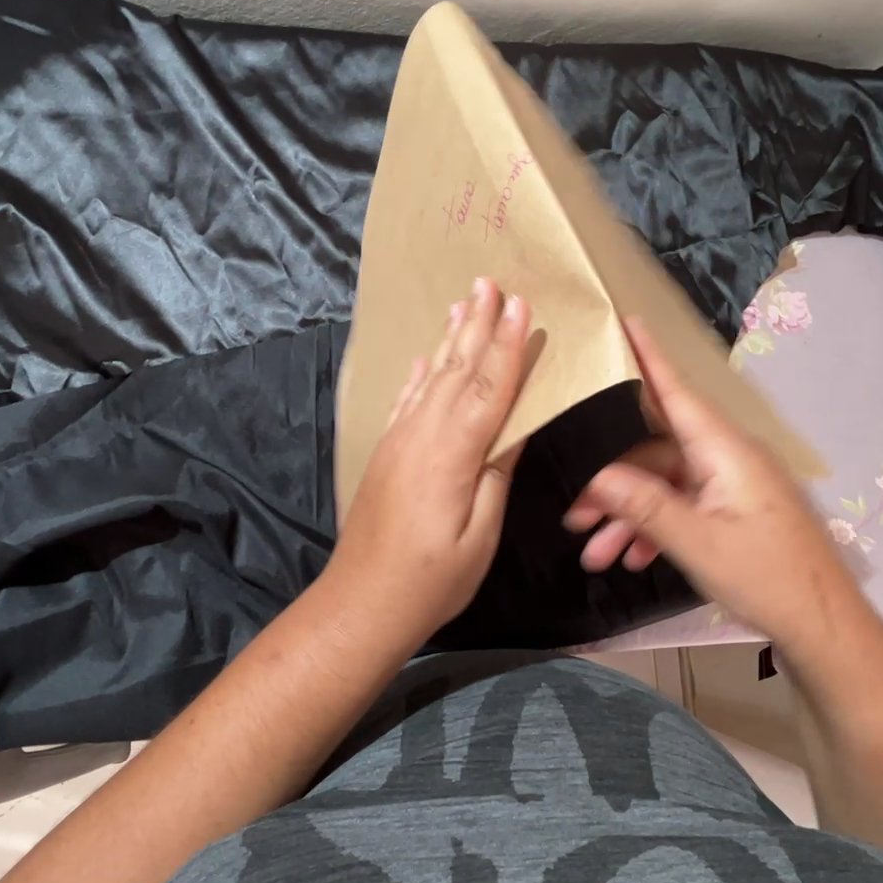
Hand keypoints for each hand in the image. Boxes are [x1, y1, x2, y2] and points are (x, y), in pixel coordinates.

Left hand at [330, 277, 532, 637]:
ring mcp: (399, 440)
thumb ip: (496, 474)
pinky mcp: (386, 452)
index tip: (520, 303)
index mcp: (452, 452)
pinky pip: (406, 401)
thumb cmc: (432, 579)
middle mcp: (422, 434)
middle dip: (477, 324)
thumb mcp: (479, 533)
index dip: (506, 344)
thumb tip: (515, 425)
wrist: (362, 601)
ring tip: (461, 302)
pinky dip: (418, 376)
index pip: (489, 387)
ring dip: (449, 339)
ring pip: (432, 378)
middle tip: (490, 281)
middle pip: (457, 369)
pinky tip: (424, 359)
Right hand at [564, 318, 839, 629]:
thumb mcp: (696, 542)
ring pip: (664, 485)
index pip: (676, 392)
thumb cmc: (764, 577)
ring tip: (595, 555)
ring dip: (629, 517)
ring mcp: (732, 485)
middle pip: (655, 452)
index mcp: (724, 450)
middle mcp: (727, 457)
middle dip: (611, 483)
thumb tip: (596, 476)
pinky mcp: (735, 510)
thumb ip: (643, 505)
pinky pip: (683, 506)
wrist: (823, 628)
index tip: (625, 320)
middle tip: (572, 516)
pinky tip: (631, 559)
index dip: (648, 357)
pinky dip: (655, 529)